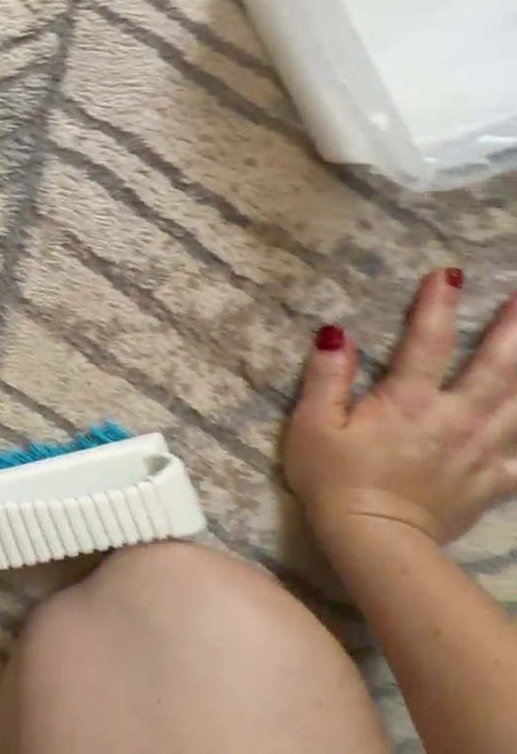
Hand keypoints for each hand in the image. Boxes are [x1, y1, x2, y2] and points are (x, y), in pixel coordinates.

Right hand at [285, 269, 516, 544]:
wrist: (374, 534)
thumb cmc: (329, 474)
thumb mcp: (311, 423)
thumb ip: (326, 377)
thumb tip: (336, 333)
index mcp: (407, 402)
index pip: (427, 343)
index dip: (437, 306)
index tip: (449, 274)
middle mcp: (456, 417)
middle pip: (496, 366)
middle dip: (514, 328)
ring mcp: (485, 448)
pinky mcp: (498, 476)